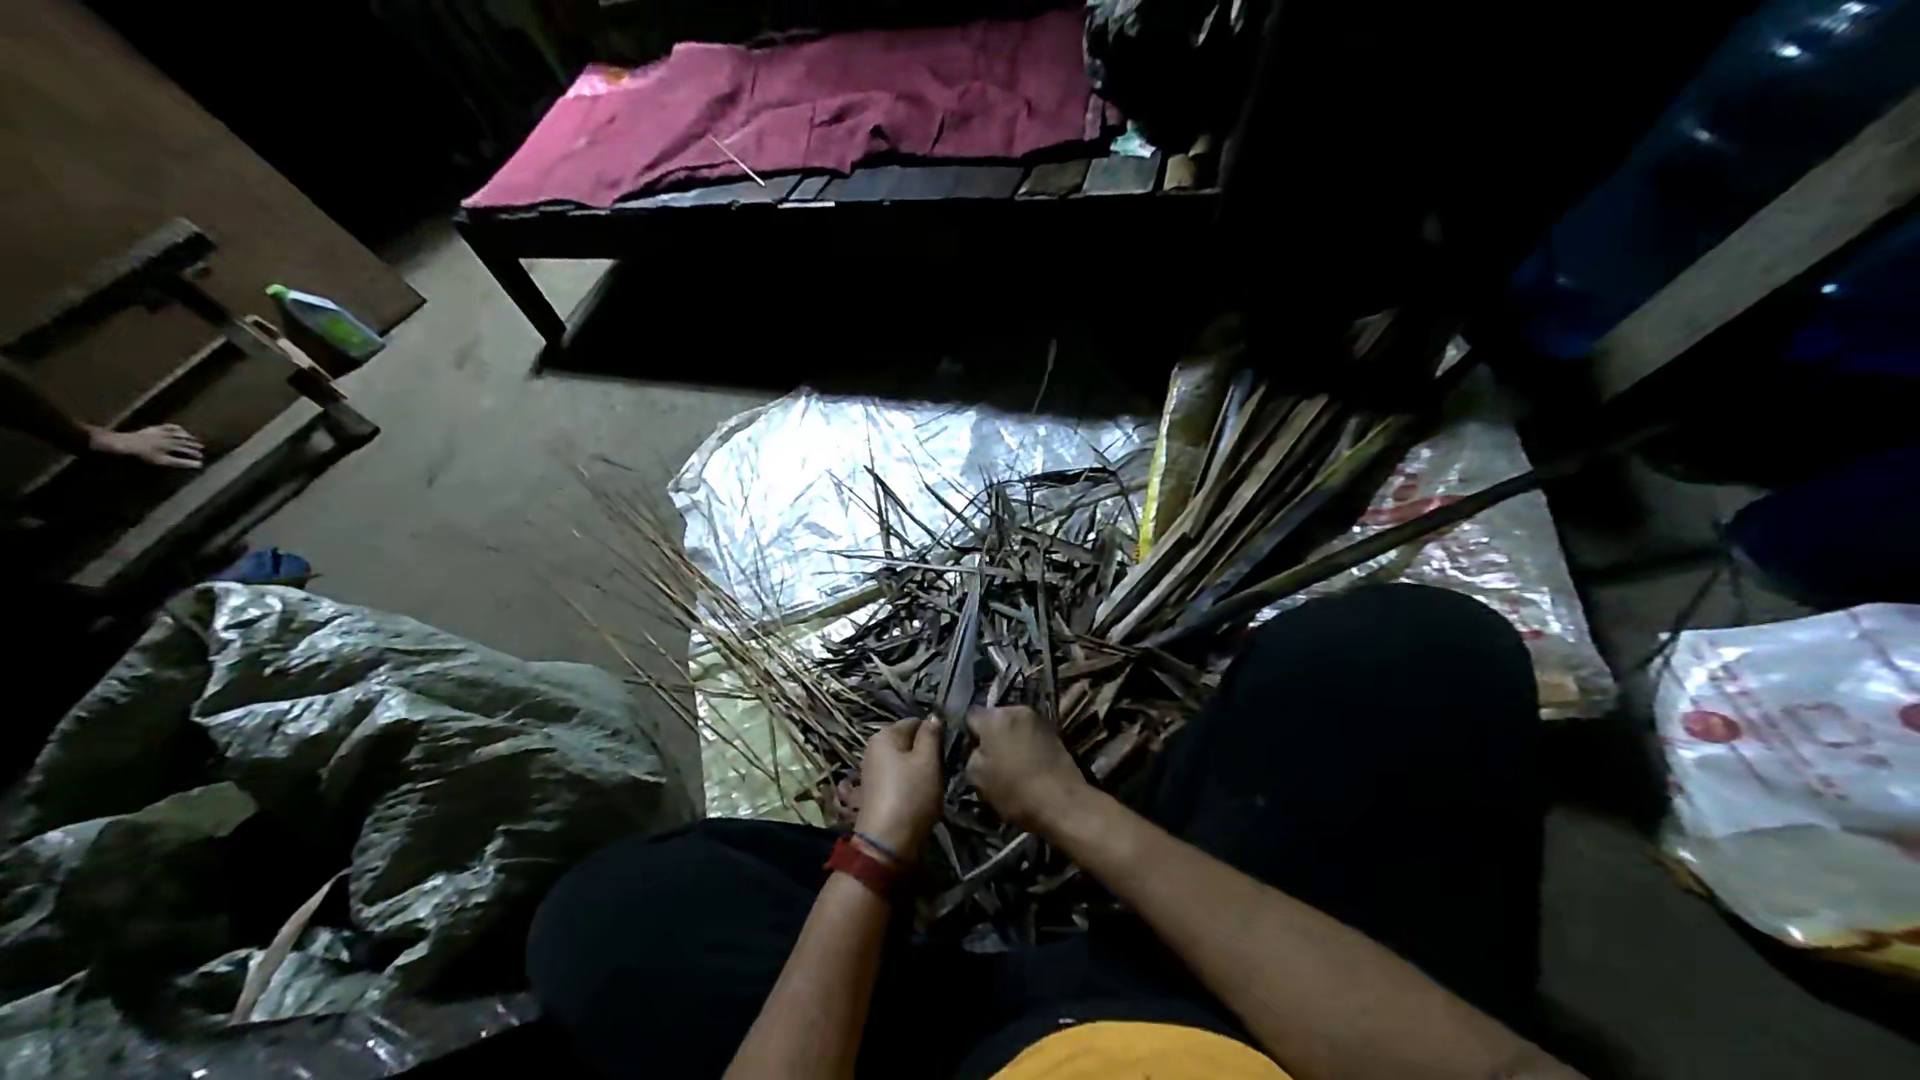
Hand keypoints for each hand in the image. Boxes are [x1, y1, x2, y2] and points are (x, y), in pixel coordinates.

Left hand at [88, 424, 203, 468]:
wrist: (117, 443)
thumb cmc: (139, 455)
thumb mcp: (161, 461)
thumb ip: (181, 462)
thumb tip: (200, 465)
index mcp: (172, 445)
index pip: (188, 450)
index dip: (195, 454)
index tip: (201, 458)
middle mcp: (168, 437)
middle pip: (184, 440)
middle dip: (193, 444)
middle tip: (201, 447)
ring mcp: (159, 432)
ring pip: (178, 433)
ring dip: (187, 435)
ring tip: (193, 437)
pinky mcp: (151, 429)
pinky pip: (167, 426)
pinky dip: (175, 427)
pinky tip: (179, 428)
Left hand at [851, 717, 942, 859]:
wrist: (887, 842)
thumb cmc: (911, 794)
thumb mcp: (927, 760)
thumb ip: (931, 735)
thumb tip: (933, 716)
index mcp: (883, 735)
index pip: (915, 721)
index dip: (934, 733)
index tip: (947, 751)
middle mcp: (873, 748)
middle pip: (909, 741)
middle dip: (926, 752)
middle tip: (942, 769)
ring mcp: (872, 770)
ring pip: (905, 761)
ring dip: (921, 770)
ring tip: (933, 785)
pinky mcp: (876, 791)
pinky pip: (899, 777)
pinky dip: (911, 784)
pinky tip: (920, 797)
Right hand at [967, 705, 1091, 832]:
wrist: (1063, 803)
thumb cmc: (1015, 789)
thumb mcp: (977, 777)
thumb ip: (972, 755)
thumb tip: (978, 749)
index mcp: (994, 717)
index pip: (971, 717)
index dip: (969, 735)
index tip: (971, 753)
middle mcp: (1017, 710)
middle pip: (996, 719)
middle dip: (992, 735)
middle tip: (991, 760)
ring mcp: (1039, 720)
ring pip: (1015, 727)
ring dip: (1011, 740)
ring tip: (1012, 765)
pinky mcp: (1056, 734)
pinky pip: (1032, 736)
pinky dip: (1027, 747)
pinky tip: (1028, 767)